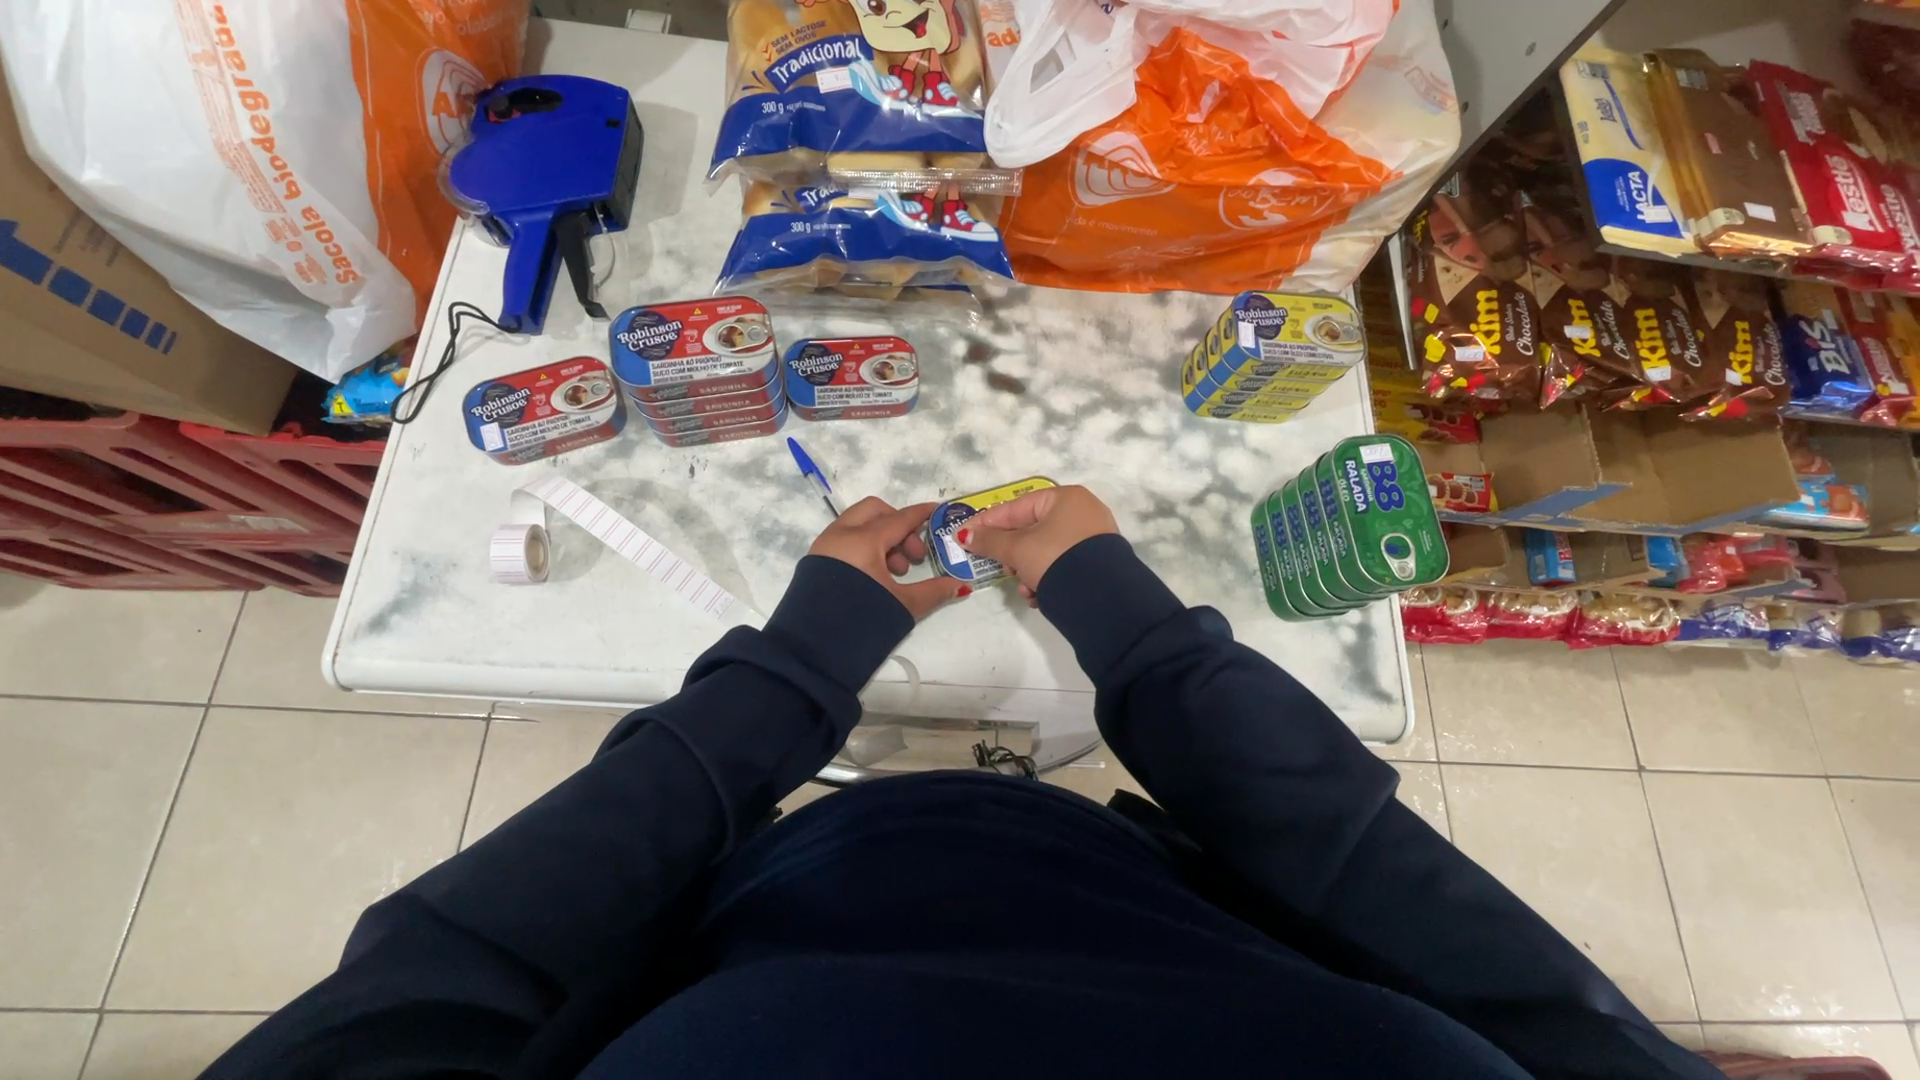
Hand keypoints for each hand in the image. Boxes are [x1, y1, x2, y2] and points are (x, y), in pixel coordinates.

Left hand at [809, 497, 969, 619]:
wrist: (811, 654)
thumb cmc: (861, 622)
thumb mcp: (904, 606)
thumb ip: (934, 591)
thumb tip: (961, 586)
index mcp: (862, 540)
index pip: (899, 518)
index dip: (921, 515)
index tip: (938, 511)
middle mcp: (840, 535)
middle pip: (875, 512)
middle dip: (899, 526)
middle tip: (914, 556)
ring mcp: (824, 547)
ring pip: (858, 525)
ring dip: (882, 539)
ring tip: (896, 573)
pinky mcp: (814, 562)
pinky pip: (844, 540)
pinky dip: (864, 548)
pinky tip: (875, 577)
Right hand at [955, 485, 1117, 604]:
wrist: (1101, 598)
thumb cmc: (1056, 560)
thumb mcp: (1018, 550)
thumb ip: (989, 541)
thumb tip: (964, 535)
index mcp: (1065, 498)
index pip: (1015, 508)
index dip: (987, 523)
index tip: (964, 536)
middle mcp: (1081, 512)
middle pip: (1030, 531)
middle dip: (1012, 555)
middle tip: (1002, 568)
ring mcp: (1092, 538)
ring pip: (1044, 552)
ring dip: (1027, 572)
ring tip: (1025, 588)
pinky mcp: (1097, 563)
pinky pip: (1061, 565)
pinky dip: (1046, 579)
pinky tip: (1038, 596)